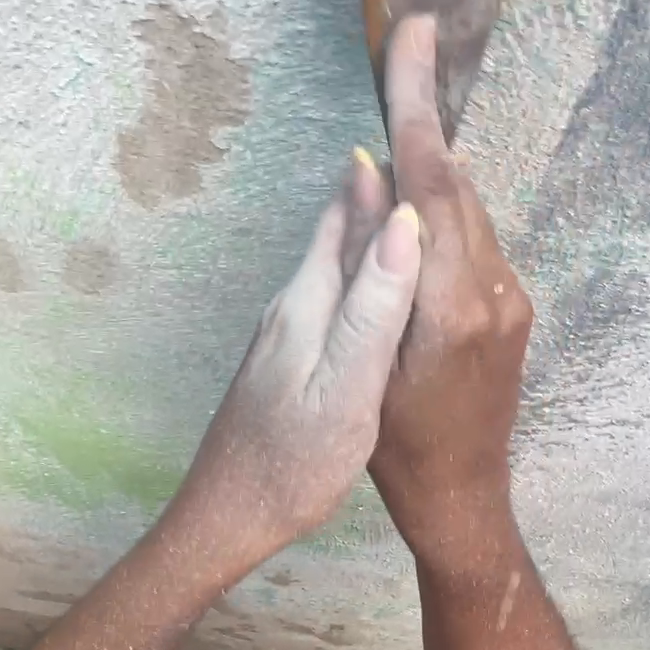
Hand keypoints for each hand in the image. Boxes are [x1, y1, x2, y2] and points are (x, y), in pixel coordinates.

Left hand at [170, 162, 422, 563]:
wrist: (231, 515)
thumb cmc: (294, 462)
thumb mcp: (346, 387)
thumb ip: (373, 308)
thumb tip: (403, 224)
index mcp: (308, 303)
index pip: (346, 219)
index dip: (379, 178)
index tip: (414, 134)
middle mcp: (292, 306)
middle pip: (336, 235)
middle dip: (375, 195)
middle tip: (419, 158)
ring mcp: (286, 333)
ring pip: (333, 265)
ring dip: (369, 233)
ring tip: (412, 210)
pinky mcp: (288, 359)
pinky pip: (331, 297)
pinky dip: (361, 276)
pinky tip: (379, 286)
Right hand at [366, 15, 534, 555]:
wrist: (462, 495)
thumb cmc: (397, 445)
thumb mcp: (368, 361)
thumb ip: (374, 272)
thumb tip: (369, 182)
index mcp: (454, 308)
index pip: (433, 189)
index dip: (417, 109)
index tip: (413, 39)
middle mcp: (496, 293)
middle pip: (457, 188)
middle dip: (428, 119)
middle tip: (410, 47)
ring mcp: (513, 302)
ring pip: (470, 212)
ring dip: (435, 166)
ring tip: (406, 112)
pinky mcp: (515, 311)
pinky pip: (477, 242)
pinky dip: (447, 210)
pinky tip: (423, 203)